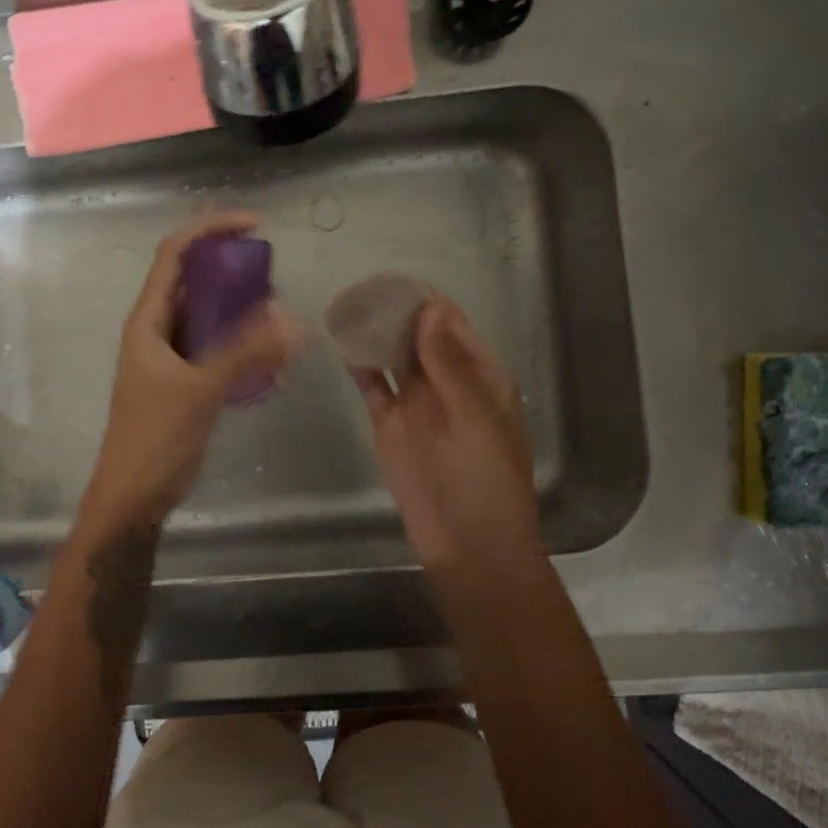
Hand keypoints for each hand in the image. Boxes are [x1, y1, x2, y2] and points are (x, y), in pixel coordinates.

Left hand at [81, 212, 298, 529]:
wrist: (132, 496)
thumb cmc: (155, 439)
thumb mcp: (201, 390)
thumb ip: (246, 353)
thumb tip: (293, 320)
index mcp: (147, 320)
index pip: (174, 254)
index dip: (211, 230)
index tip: (255, 226)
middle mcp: (155, 330)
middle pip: (192, 281)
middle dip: (231, 270)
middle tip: (274, 276)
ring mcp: (168, 357)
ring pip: (205, 316)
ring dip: (238, 308)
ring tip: (278, 313)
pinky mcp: (181, 382)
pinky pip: (213, 348)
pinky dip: (239, 343)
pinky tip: (270, 355)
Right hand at [351, 297, 537, 563]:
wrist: (469, 546)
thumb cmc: (486, 482)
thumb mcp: (476, 419)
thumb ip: (450, 366)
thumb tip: (430, 310)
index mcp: (480, 377)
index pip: (451, 325)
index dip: (424, 301)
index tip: (392, 281)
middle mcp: (447, 383)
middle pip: (418, 336)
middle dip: (393, 312)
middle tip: (358, 289)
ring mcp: (416, 404)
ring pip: (393, 357)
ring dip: (373, 334)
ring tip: (344, 306)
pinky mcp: (389, 425)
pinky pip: (373, 386)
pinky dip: (359, 366)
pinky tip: (341, 344)